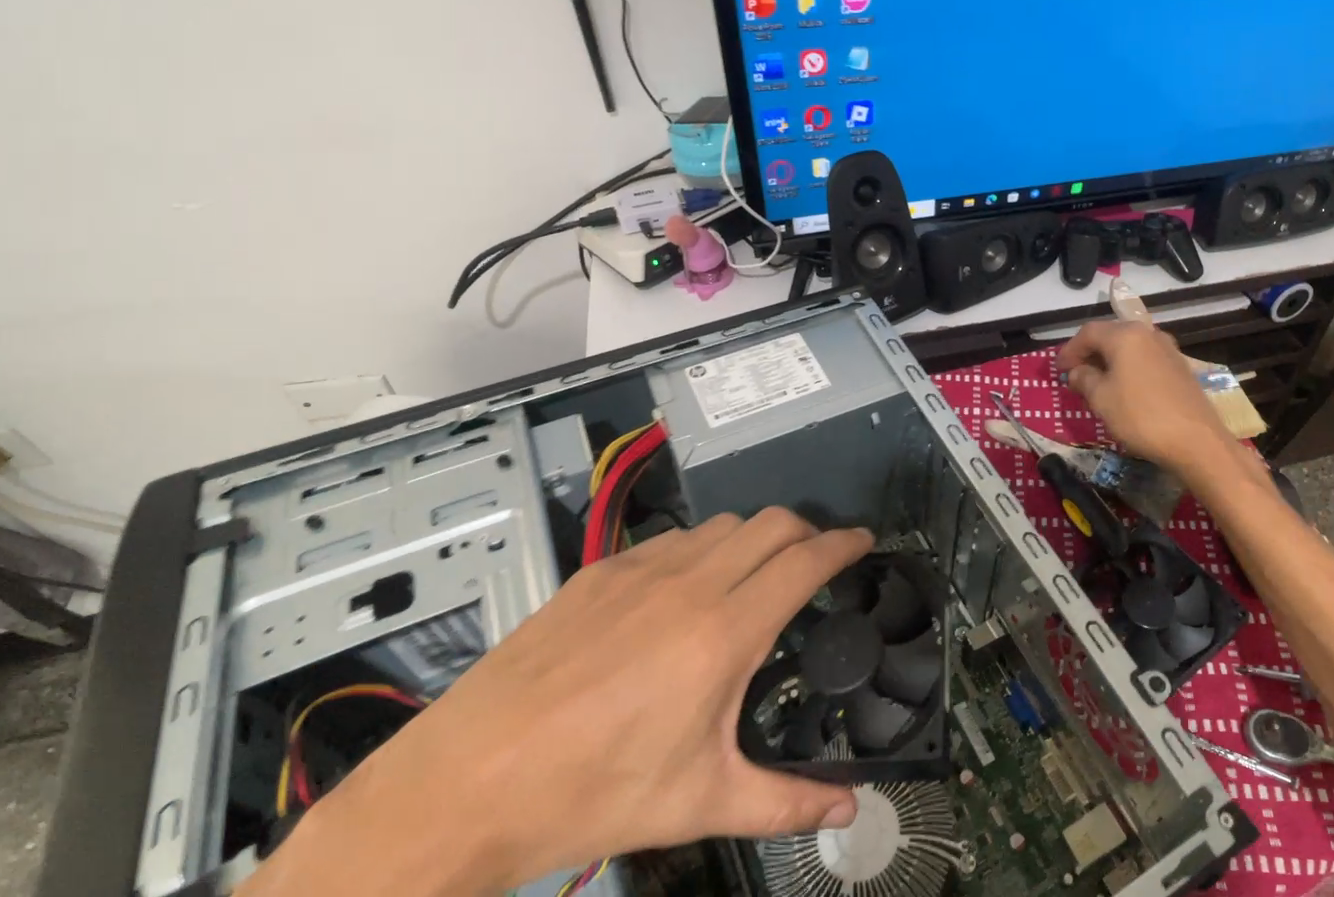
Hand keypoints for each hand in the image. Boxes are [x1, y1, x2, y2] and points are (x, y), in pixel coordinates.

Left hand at [246, 509, 871, 896]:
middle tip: (819, 563)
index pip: (805, 561)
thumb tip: (845, 810)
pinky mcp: (595, 575)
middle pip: (770, 523)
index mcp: (723, 633)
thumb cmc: (593, 793)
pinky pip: (670, 540)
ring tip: (756, 576)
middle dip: (807, 532)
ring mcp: (636, 572)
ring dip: (753, 538)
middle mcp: (687, 585)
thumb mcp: (700, 802)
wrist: (469, 782)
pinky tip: (686, 591)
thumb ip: (786, 803)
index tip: (863, 542)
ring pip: (720, 524)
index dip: (844, 544)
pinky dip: (701, 548)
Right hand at [1056, 320, 1233, 472]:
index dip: (1069, 350)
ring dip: (1109, 361)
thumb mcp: (1101, 399)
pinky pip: (1145, 359)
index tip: (1058, 369)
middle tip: (1075, 375)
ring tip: (1097, 383)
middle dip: (1089, 353)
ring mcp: (1168, 349)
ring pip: (1129, 348)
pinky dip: (1128, 368)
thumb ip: (1084, 379)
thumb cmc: (1140, 416)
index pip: (1088, 333)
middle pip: (1110, 335)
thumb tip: (1077, 372)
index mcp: (1125, 335)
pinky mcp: (1180, 367)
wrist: (1196, 440)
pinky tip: (1124, 389)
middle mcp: (1148, 333)